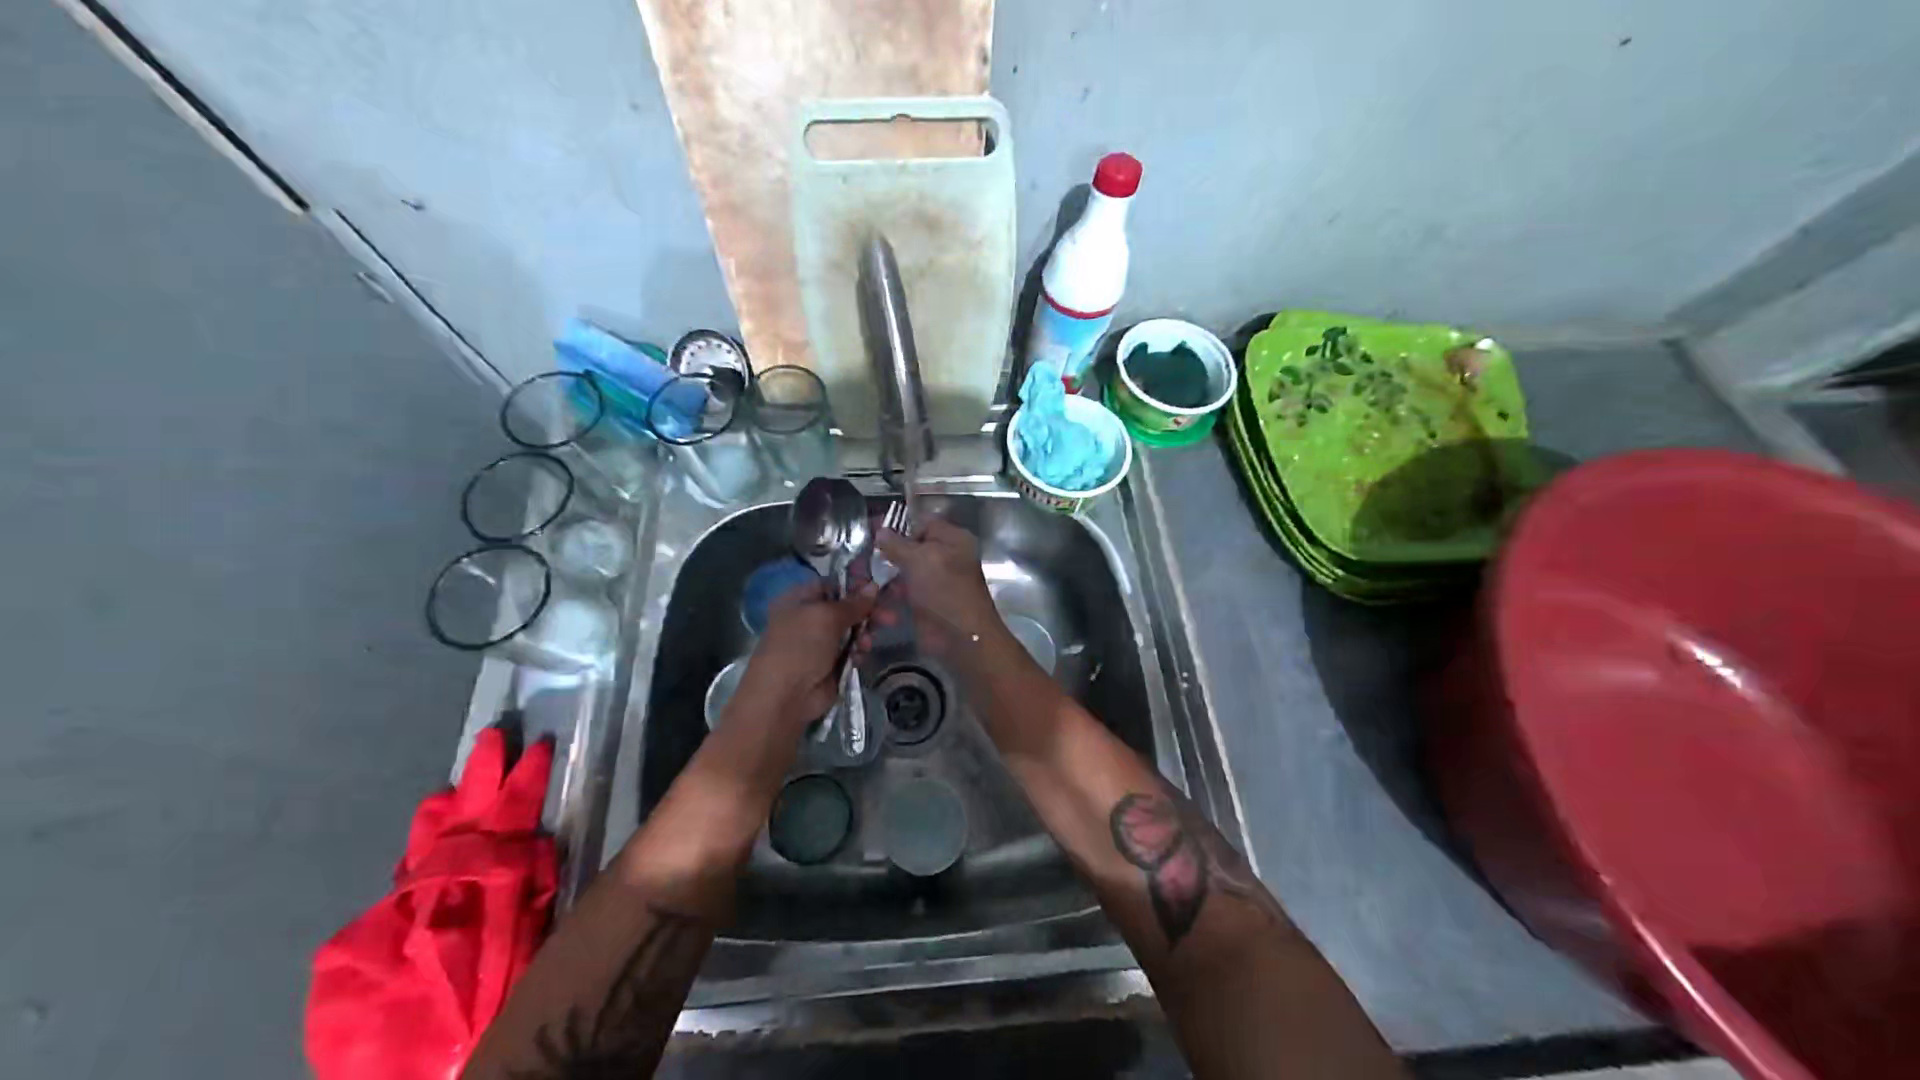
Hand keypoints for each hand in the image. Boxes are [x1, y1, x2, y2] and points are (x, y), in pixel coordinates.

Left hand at [732, 581, 876, 731]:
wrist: (785, 696)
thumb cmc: (800, 647)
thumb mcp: (826, 617)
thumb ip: (853, 603)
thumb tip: (874, 586)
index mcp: (800, 599)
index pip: (834, 584)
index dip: (857, 585)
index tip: (882, 587)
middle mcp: (810, 618)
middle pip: (847, 607)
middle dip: (868, 611)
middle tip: (890, 617)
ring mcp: (820, 642)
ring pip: (852, 629)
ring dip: (865, 633)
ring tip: (868, 642)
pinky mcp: (831, 664)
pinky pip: (852, 650)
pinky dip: (859, 651)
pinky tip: (860, 656)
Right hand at [872, 517, 1004, 654]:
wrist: (960, 637)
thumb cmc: (944, 590)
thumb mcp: (919, 560)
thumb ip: (897, 544)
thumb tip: (881, 531)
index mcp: (953, 540)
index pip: (923, 523)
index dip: (900, 527)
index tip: (873, 533)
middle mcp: (946, 557)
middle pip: (912, 548)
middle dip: (889, 553)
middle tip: (863, 556)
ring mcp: (935, 581)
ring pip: (905, 571)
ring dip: (886, 575)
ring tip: (862, 577)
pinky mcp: (925, 602)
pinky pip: (904, 591)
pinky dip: (890, 593)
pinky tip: (872, 595)